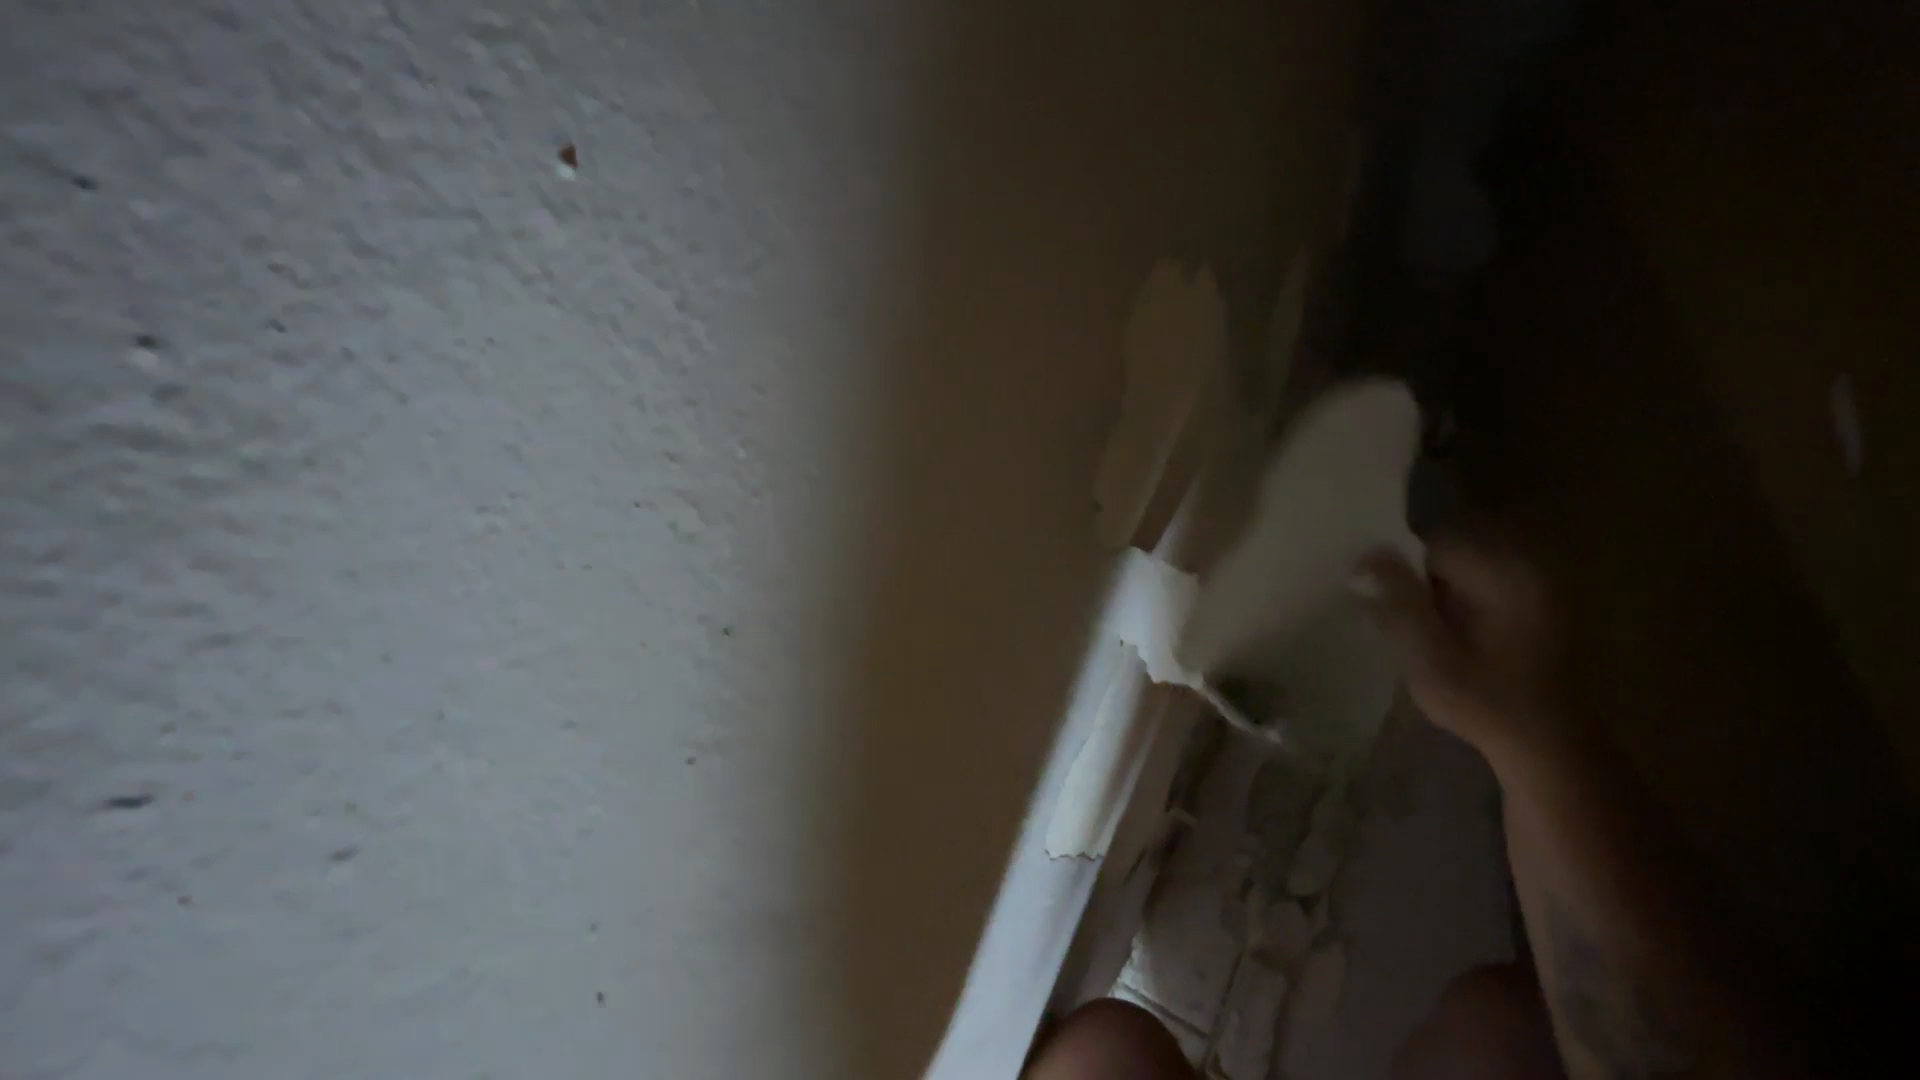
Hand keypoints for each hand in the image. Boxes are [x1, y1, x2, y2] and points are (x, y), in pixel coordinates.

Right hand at [1353, 533, 1570, 771]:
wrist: (1551, 747)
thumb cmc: (1485, 702)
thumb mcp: (1427, 656)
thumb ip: (1397, 601)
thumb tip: (1365, 553)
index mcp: (1500, 574)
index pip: (1434, 541)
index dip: (1402, 567)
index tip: (1385, 600)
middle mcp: (1526, 568)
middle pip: (1452, 550)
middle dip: (1421, 577)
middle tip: (1404, 620)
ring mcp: (1540, 586)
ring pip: (1468, 568)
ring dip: (1441, 591)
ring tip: (1428, 631)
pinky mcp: (1543, 606)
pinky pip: (1488, 585)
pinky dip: (1463, 601)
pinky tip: (1456, 636)